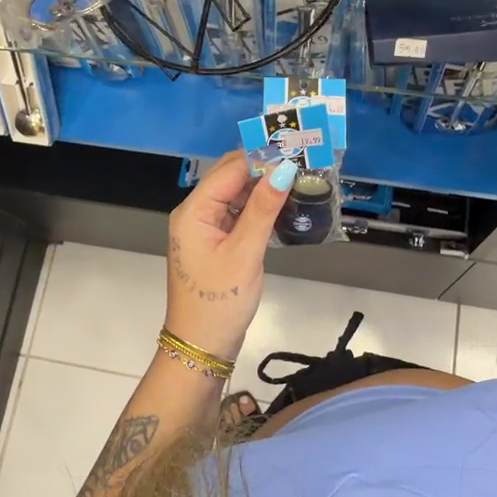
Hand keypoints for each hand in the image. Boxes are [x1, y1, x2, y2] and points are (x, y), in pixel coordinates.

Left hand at [163, 152, 296, 361]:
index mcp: (194, 211)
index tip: (296, 149)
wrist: (202, 347)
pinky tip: (284, 208)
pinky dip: (259, 209)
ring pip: (236, 195)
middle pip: (231, 178)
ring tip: (300, 180)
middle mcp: (196, 213)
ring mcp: (206, 229)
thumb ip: (263, 209)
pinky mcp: (217, 244)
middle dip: (264, 168)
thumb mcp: (244, 253)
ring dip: (264, 188)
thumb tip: (284, 168)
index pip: (229, 169)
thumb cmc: (220, 301)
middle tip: (302, 163)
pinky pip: (238, 215)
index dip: (261, 157)